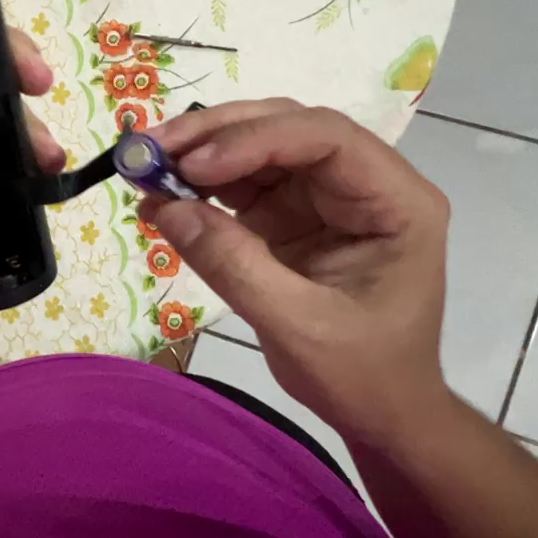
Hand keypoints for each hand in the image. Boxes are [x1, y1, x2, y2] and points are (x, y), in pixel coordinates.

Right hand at [139, 100, 452, 444]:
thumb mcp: (297, 324)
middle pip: (284, 128)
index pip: (324, 138)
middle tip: (150, 149)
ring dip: (196, 152)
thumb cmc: (360, 372)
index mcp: (394, 201)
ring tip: (143, 166)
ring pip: (254, 147)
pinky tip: (157, 197)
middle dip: (214, 134)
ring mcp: (319, 197)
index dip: (254, 139)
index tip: (191, 167)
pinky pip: (236, 183)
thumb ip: (233, 264)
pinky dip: (194, 186)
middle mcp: (358, 183)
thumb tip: (163, 209)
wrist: (375, 410)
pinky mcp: (285, 215)